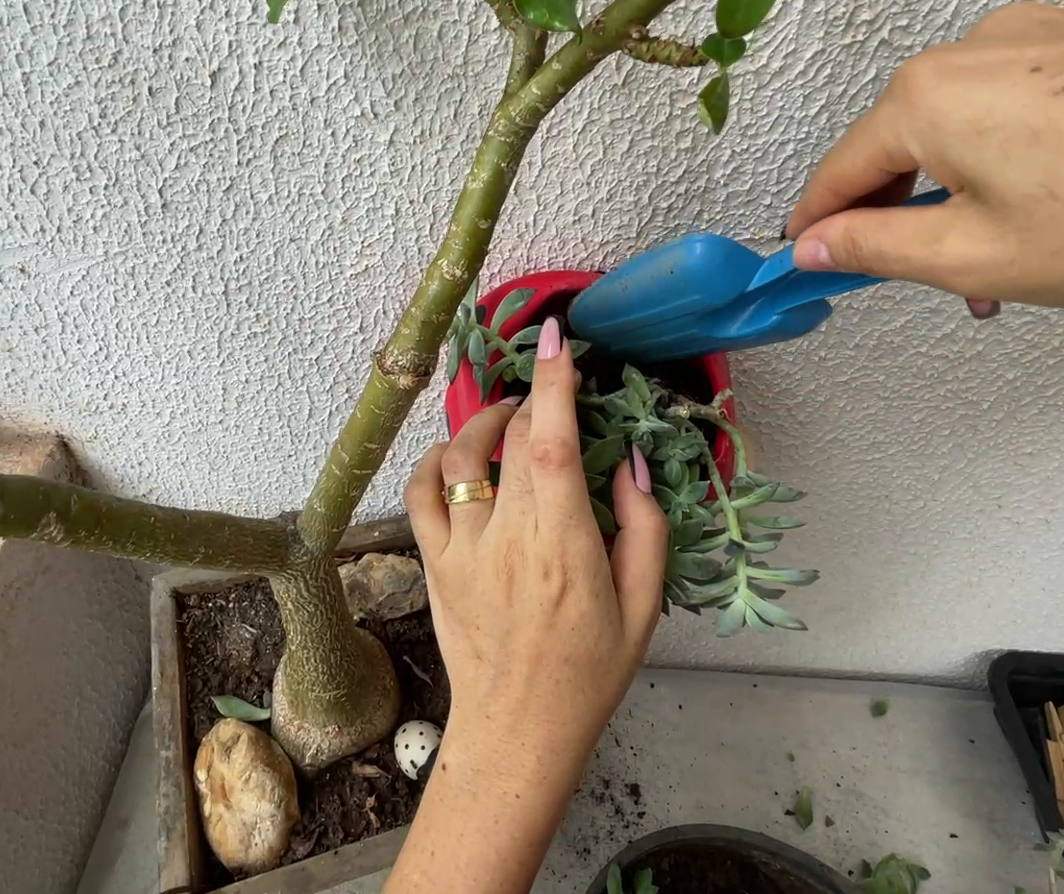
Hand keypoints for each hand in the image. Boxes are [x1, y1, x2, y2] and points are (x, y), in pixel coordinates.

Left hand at [385, 315, 665, 893]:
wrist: (518, 728)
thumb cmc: (590, 670)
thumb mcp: (643, 604)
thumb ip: (643, 525)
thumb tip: (628, 460)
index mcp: (563, 545)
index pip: (550, 442)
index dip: (552, 382)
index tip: (555, 336)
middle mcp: (505, 538)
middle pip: (506, 438)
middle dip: (529, 400)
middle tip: (549, 397)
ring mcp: (460, 549)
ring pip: (457, 457)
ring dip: (481, 423)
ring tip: (506, 418)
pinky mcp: (432, 563)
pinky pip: (419, 494)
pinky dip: (434, 462)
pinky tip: (456, 457)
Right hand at [784, 1, 1063, 311]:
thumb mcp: (973, 258)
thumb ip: (870, 250)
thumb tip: (817, 245)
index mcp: (929, 94)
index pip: (837, 173)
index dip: (816, 227)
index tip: (807, 259)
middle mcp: (980, 45)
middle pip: (902, 147)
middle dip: (908, 218)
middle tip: (933, 279)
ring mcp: (1051, 30)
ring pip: (968, 129)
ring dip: (970, 196)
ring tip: (1018, 258)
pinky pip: (1029, 105)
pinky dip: (1024, 161)